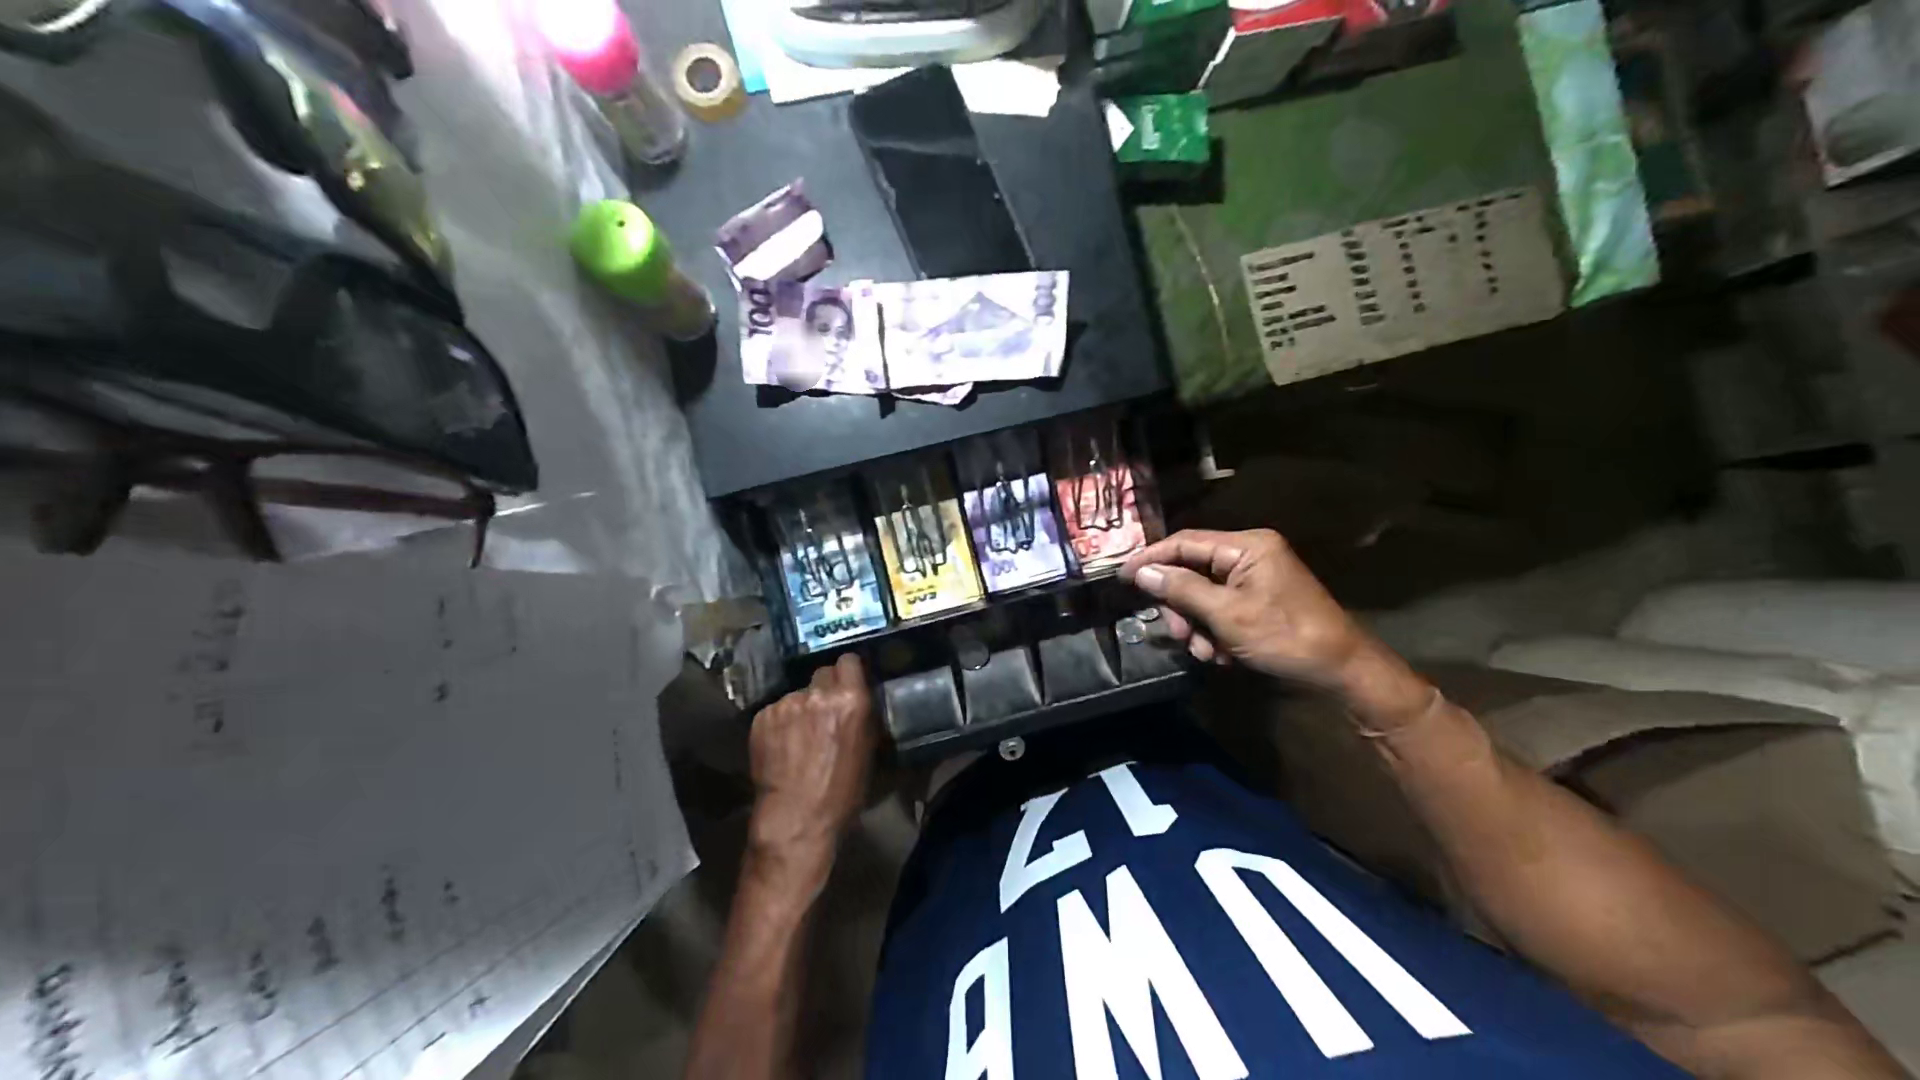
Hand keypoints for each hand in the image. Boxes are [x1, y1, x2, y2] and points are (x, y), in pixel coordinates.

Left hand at [746, 653, 876, 873]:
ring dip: (801, 708)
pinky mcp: (762, 716)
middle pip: (822, 673)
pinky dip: (780, 722)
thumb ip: (863, 715)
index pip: (849, 660)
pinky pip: (776, 710)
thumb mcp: (868, 750)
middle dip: (825, 688)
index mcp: (850, 699)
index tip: (848, 683)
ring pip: (798, 694)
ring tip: (800, 735)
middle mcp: (817, 693)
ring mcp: (786, 703)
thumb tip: (861, 699)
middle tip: (825, 711)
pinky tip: (782, 745)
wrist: (796, 818)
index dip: (849, 672)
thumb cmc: (842, 792)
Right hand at [1120, 529, 1431, 725]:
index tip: (1122, 577)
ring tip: (1205, 653)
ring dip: (1196, 626)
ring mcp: (1255, 579)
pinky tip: (1220, 655)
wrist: (1342, 671)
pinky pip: (1221, 609)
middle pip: (1192, 571)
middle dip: (1180, 606)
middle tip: (1178, 635)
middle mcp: (1249, 555)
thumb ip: (1181, 589)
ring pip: (1203, 595)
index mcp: (1247, 546)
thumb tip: (1141, 573)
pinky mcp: (1259, 601)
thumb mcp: (1227, 614)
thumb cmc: (1285, 636)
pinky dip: (1214, 632)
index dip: (1151, 559)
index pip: (1185, 542)